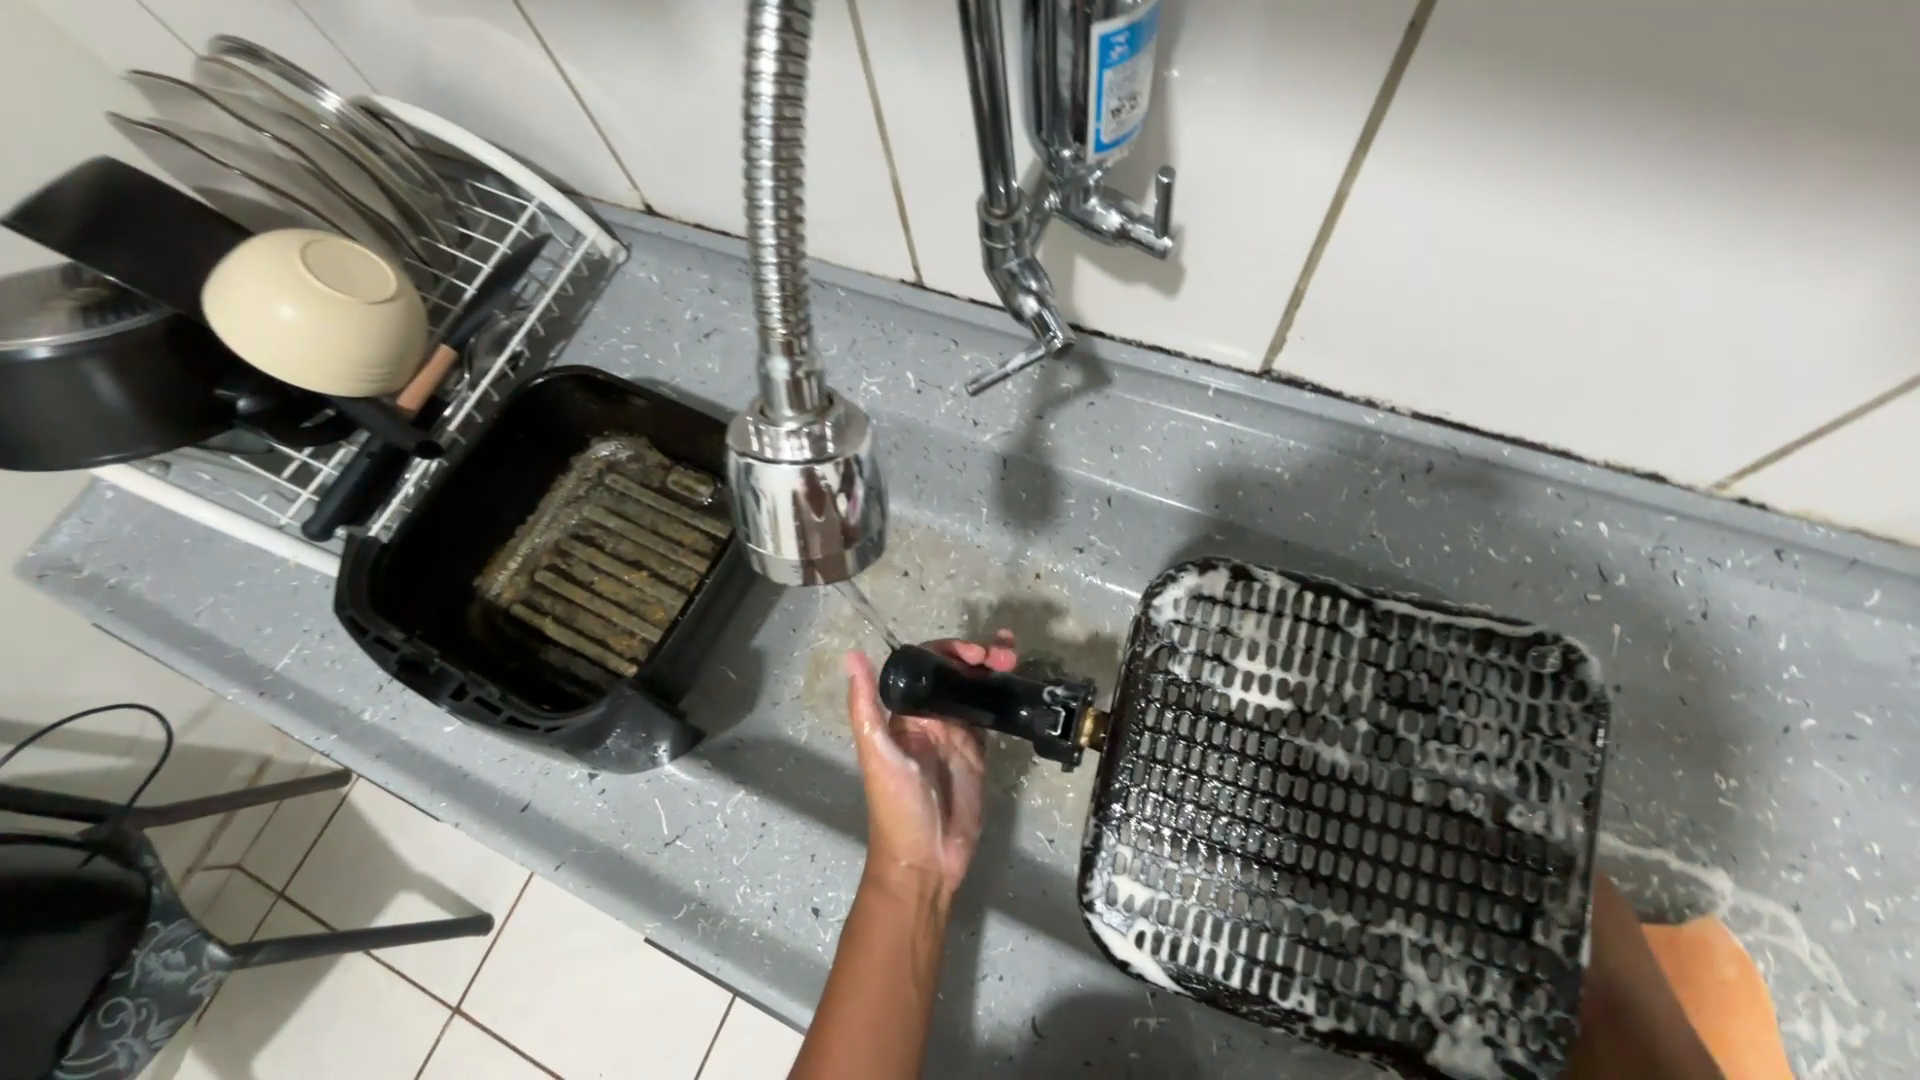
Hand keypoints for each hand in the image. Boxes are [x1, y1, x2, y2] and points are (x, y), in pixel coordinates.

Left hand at [843, 633, 1015, 902]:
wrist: (927, 859)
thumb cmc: (897, 807)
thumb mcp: (877, 755)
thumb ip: (865, 706)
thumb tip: (851, 655)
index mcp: (904, 713)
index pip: (927, 666)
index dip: (949, 651)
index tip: (974, 653)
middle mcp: (930, 717)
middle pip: (955, 672)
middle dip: (978, 654)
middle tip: (1003, 654)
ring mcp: (957, 733)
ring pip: (975, 688)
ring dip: (993, 668)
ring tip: (1013, 658)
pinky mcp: (978, 752)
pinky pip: (990, 714)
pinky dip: (1003, 695)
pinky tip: (1018, 683)